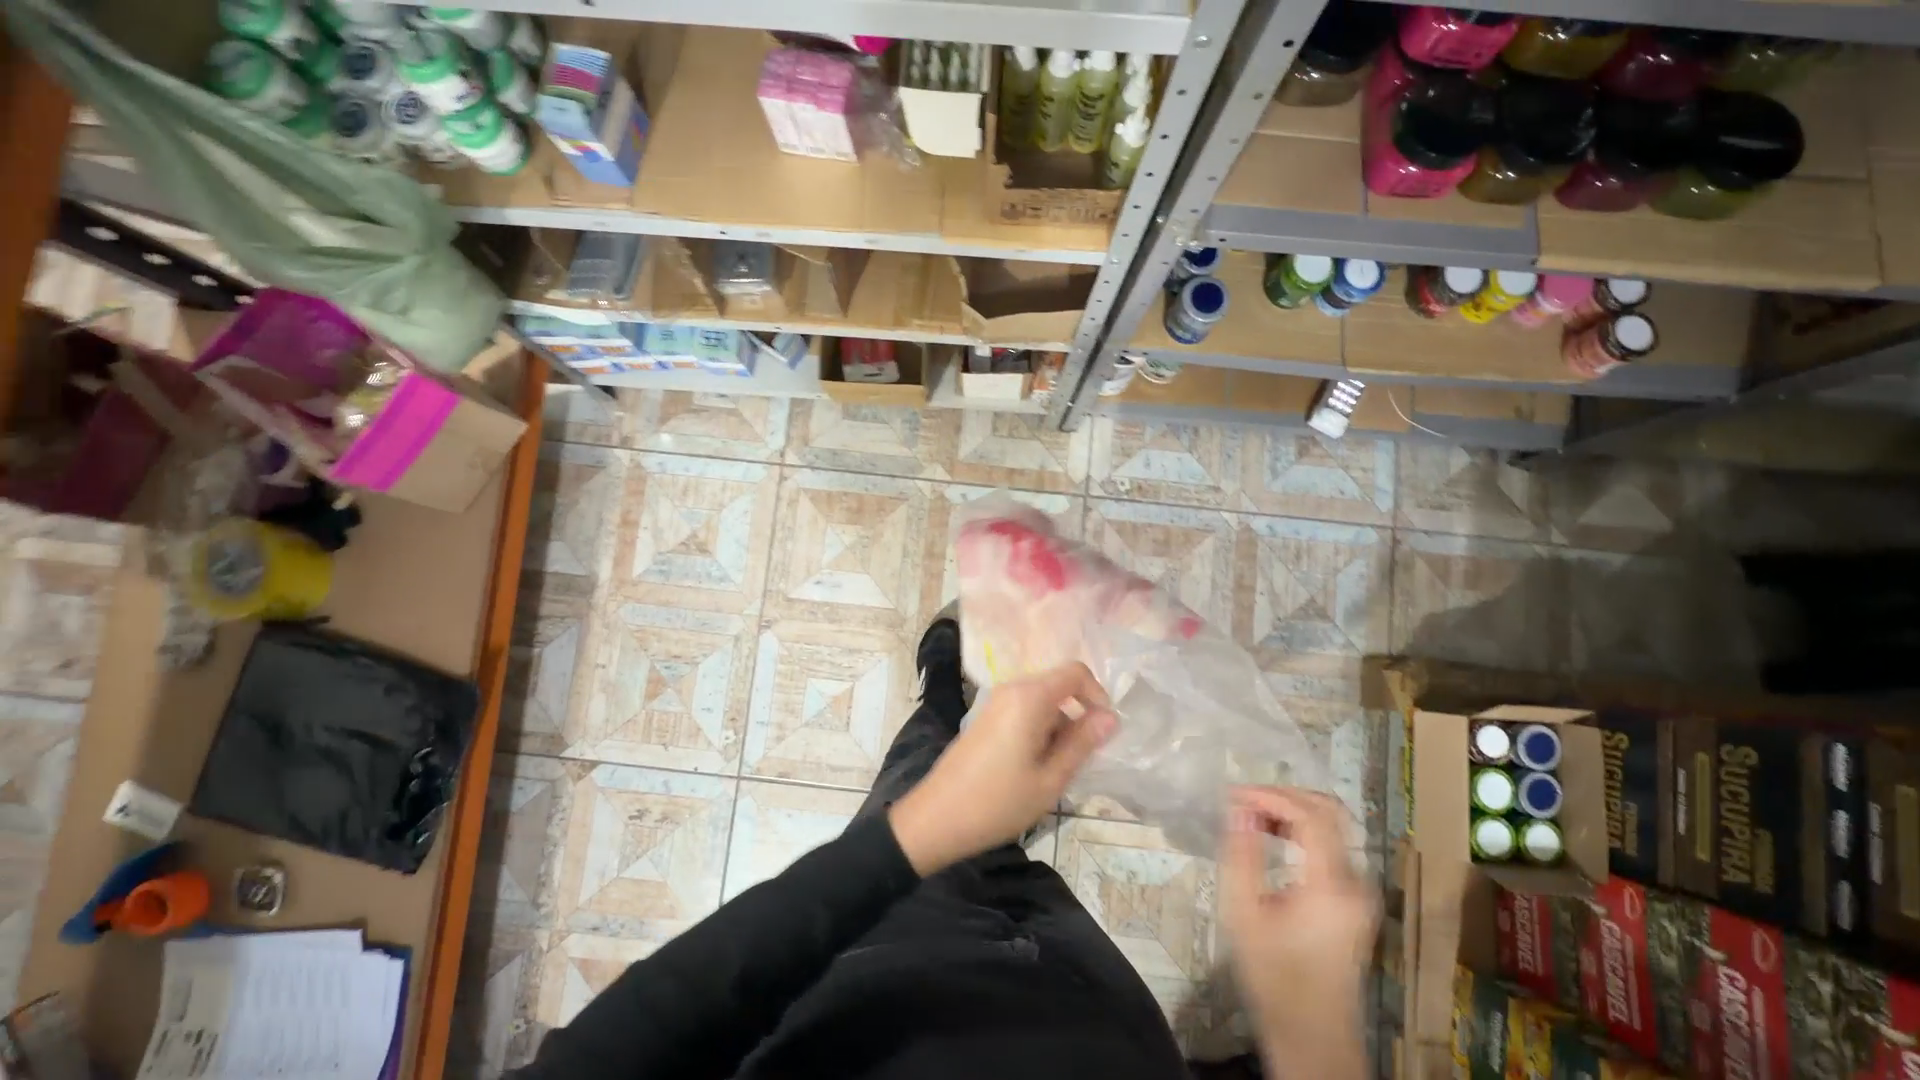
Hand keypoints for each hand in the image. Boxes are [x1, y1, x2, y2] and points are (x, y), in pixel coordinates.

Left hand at [888, 662, 1114, 875]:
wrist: (936, 819)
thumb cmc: (998, 802)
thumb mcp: (1050, 779)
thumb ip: (1082, 744)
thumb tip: (1111, 717)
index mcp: (1029, 697)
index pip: (1076, 672)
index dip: (1098, 696)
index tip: (1104, 732)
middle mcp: (1011, 690)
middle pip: (1059, 688)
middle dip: (1077, 718)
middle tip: (1079, 762)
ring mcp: (994, 704)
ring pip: (1043, 704)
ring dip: (1058, 730)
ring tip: (1053, 774)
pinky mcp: (985, 720)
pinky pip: (1024, 714)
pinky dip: (1039, 734)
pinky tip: (1033, 772)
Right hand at [1219, 787, 1378, 1077]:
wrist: (1313, 1033)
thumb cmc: (1273, 977)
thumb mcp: (1244, 915)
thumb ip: (1241, 856)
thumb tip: (1238, 808)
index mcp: (1331, 884)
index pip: (1311, 815)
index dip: (1272, 796)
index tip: (1233, 795)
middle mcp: (1355, 880)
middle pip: (1329, 812)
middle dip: (1284, 796)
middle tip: (1242, 799)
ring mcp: (1360, 890)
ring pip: (1332, 825)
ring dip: (1292, 810)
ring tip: (1250, 814)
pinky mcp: (1354, 899)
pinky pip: (1331, 846)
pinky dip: (1302, 830)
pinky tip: (1271, 836)